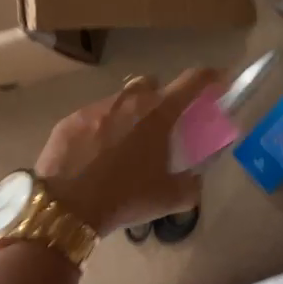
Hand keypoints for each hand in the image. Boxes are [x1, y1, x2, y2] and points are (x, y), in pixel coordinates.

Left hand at [35, 69, 220, 236]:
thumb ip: (191, 186)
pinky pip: (92, 116)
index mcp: (159, 113)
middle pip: (152, 84)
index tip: (218, 80)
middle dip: (159, 98)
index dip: (209, 77)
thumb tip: (196, 180)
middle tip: (159, 125)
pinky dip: (99, 129)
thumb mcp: (167, 199)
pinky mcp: (71, 119)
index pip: (193, 81)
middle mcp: (130, 99)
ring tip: (123, 145)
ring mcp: (97, 106)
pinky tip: (93, 156)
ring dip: (128, 114)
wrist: (64, 206)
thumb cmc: (124, 197)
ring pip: (120, 99)